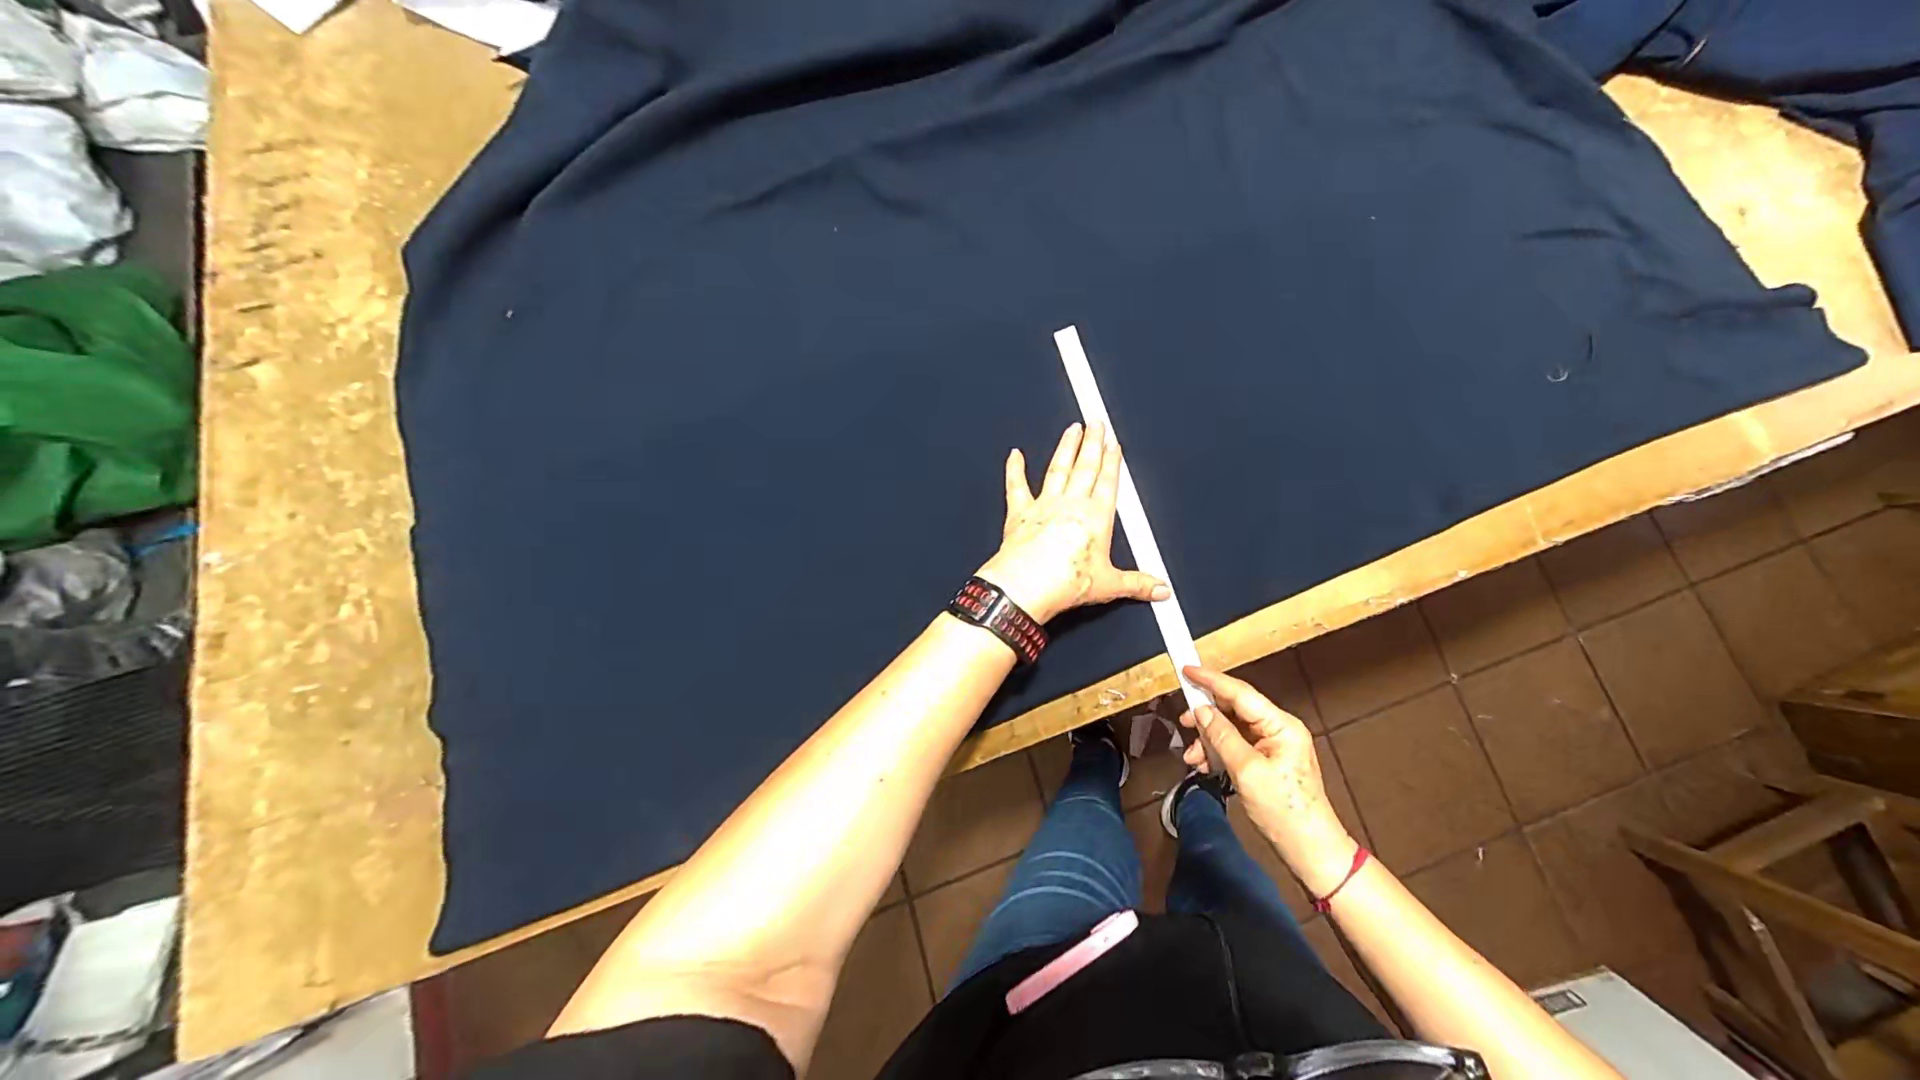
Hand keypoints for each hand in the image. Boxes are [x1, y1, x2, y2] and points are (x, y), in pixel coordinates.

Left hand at [976, 423, 1169, 623]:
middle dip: (1092, 443)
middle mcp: (1070, 505)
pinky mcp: (1019, 514)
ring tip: (1071, 430)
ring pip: (1057, 469)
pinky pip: (1016, 486)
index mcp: (1095, 518)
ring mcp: (1044, 506)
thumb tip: (1158, 590)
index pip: (1108, 482)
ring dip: (1065, 448)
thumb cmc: (1064, 583)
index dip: (1112, 462)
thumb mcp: (1108, 585)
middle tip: (1096, 424)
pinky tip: (1015, 456)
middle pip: (1085, 467)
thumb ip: (1136, 585)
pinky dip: (1015, 470)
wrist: (1027, 586)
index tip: (1113, 445)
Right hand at [1177, 665, 1360, 896]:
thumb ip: (1222, 736)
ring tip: (1193, 754)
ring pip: (1231, 728)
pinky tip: (1205, 763)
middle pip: (1234, 709)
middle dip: (1206, 715)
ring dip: (1208, 738)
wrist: (1309, 849)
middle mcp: (1279, 730)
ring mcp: (1273, 745)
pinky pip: (1235, 745)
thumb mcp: (1247, 771)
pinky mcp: (1267, 760)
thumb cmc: (1286, 812)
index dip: (1211, 680)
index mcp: (1282, 726)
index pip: (1240, 693)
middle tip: (1183, 719)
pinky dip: (1217, 751)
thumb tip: (1202, 711)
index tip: (1187, 669)